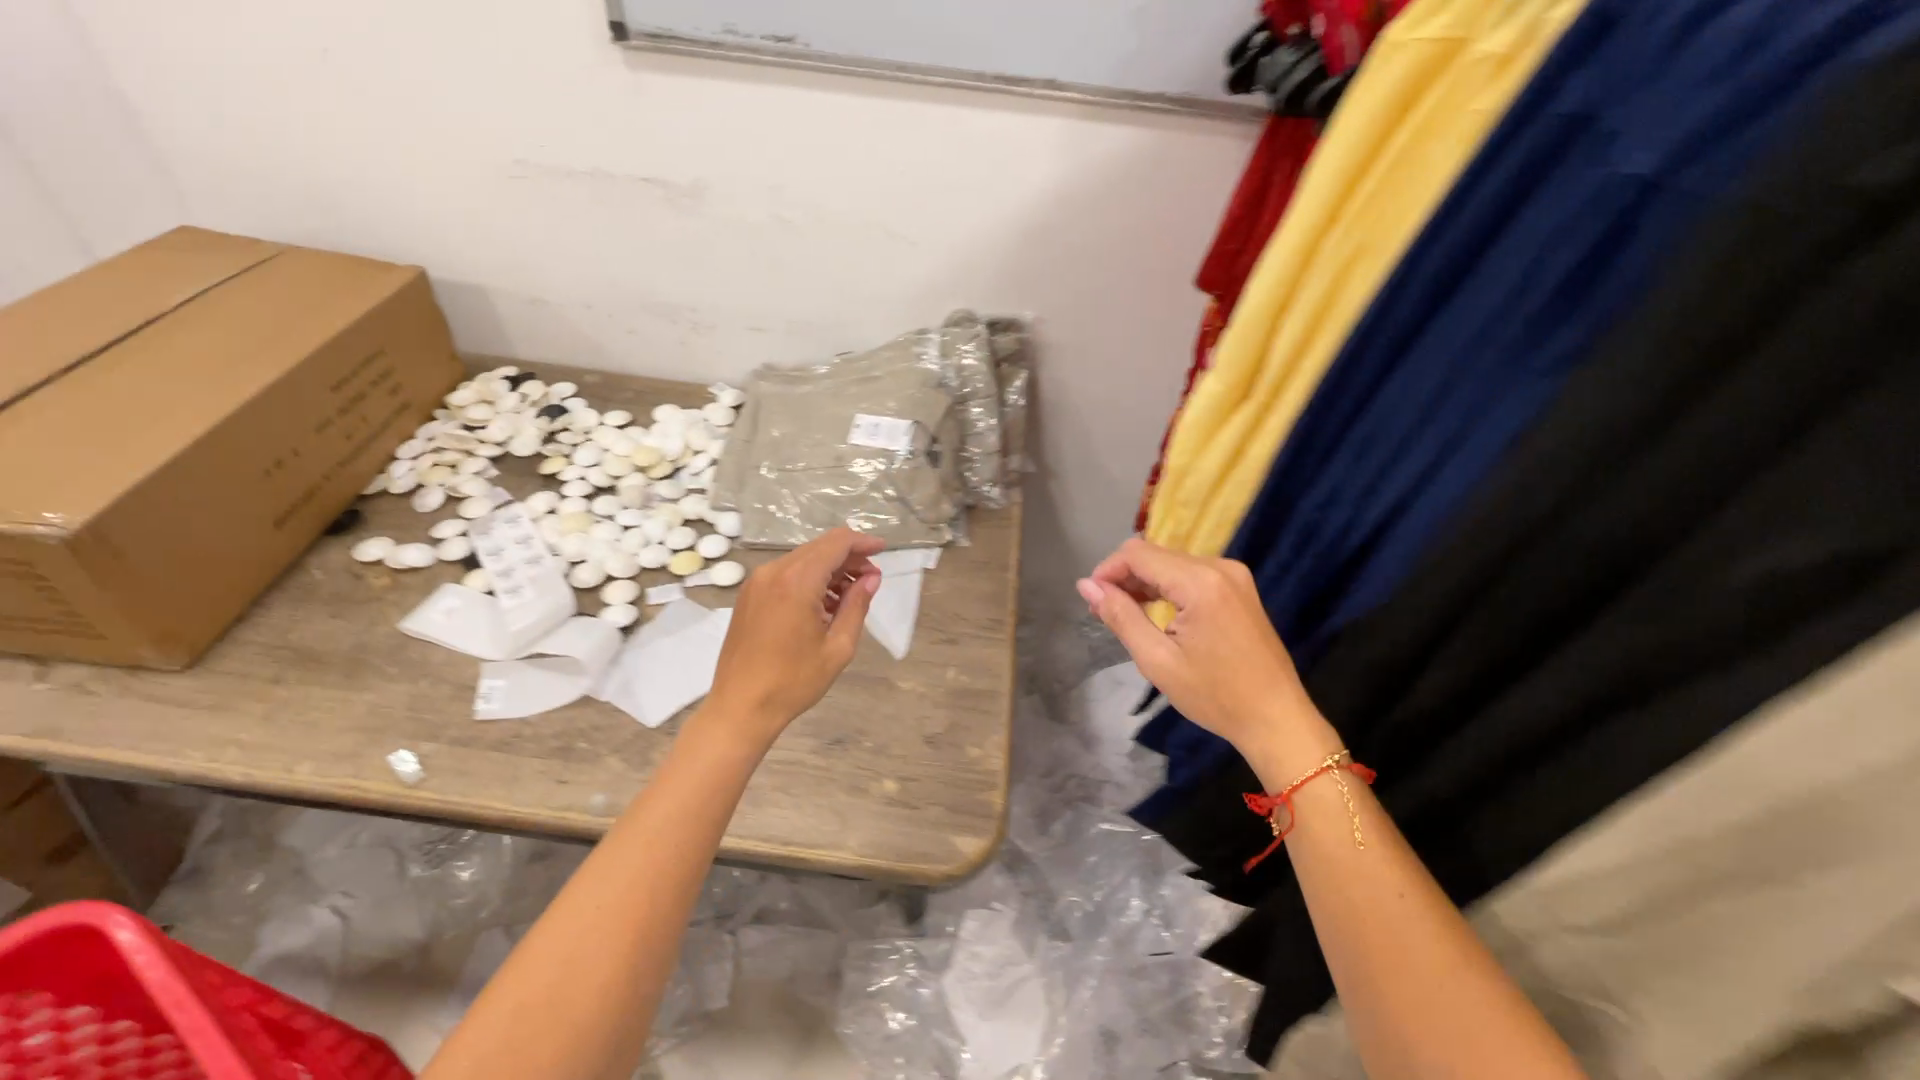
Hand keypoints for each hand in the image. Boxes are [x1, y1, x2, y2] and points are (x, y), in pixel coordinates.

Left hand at [704, 527, 884, 745]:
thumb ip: (857, 606)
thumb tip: (871, 579)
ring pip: (802, 560)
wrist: (740, 707)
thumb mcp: (838, 647)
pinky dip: (809, 580)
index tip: (882, 551)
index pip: (836, 543)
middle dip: (848, 558)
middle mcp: (773, 572)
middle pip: (819, 548)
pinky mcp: (748, 596)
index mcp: (797, 581)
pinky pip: (785, 575)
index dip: (863, 542)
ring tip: (849, 598)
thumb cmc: (793, 681)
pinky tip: (822, 606)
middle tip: (870, 581)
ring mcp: (756, 582)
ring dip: (829, 570)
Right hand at [1077, 538, 1337, 772]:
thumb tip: (1086, 585)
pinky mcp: (1239, 589)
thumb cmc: (1215, 695)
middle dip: (1124, 577)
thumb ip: (1120, 616)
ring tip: (1123, 615)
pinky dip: (1168, 589)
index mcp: (1200, 582)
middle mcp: (1219, 567)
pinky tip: (1155, 614)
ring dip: (1144, 583)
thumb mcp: (1157, 661)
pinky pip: (1192, 575)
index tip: (1091, 600)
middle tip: (1102, 612)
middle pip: (1155, 555)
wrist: (1276, 718)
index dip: (1107, 570)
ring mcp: (1234, 576)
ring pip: (1172, 564)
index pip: (1138, 553)